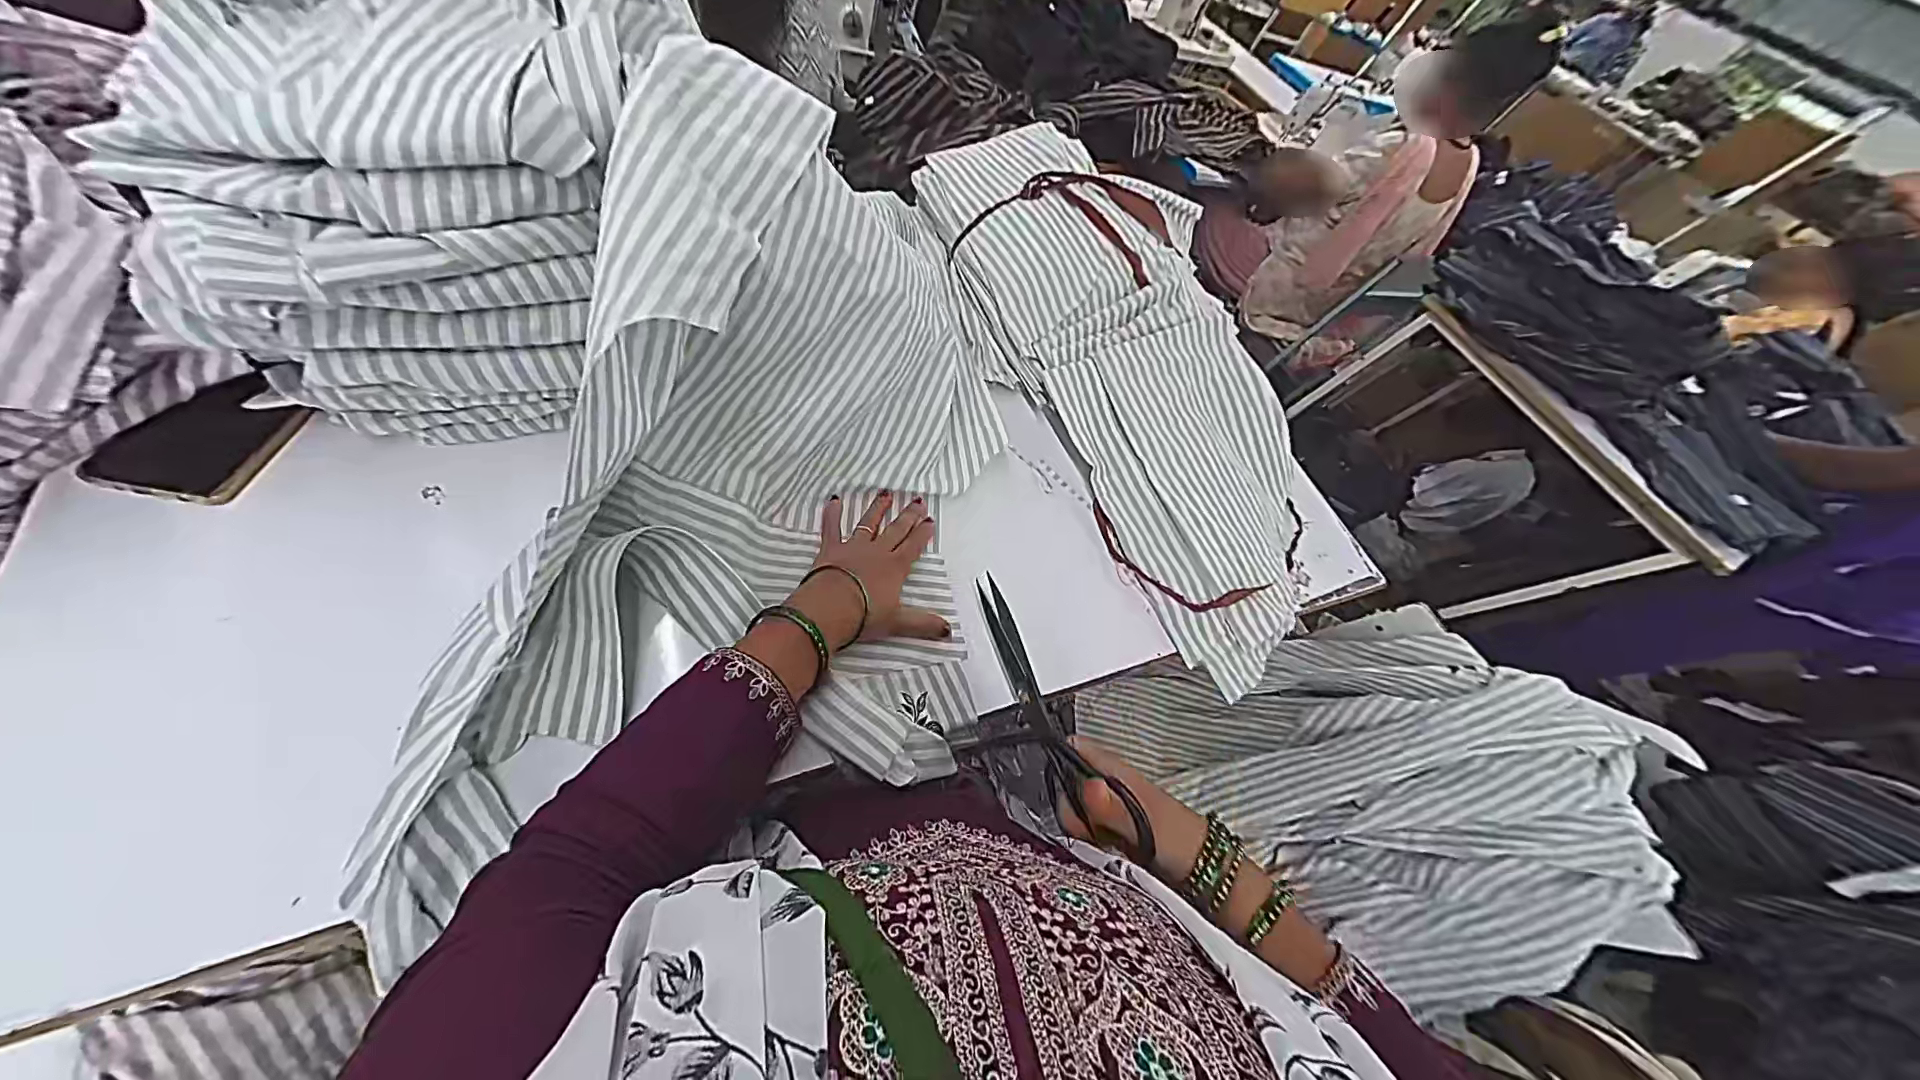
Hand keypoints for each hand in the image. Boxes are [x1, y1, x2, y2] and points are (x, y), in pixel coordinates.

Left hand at [795, 491, 949, 648]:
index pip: (913, 547)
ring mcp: (853, 548)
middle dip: (908, 516)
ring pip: (869, 524)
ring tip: (886, 495)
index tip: (929, 522)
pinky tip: (835, 500)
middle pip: (896, 530)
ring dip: (878, 509)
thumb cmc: (862, 615)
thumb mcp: (898, 622)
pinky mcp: (831, 550)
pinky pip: (832, 527)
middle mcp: (876, 553)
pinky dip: (833, 514)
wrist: (831, 608)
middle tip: (917, 503)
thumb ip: (923, 624)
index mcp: (894, 568)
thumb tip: (947, 632)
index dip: (922, 534)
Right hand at [1057, 737, 1209, 882]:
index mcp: (1114, 770)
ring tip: (1103, 843)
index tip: (1067, 796)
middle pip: (1066, 784)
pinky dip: (1087, 841)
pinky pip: (1084, 829)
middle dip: (1070, 809)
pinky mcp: (1109, 828)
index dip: (1060, 764)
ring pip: (1074, 809)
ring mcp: (1108, 806)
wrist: (1201, 871)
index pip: (1073, 749)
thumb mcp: (1142, 823)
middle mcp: (1107, 783)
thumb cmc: (1178, 839)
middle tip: (1091, 830)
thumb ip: (1111, 807)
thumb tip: (1087, 785)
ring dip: (1080, 829)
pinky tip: (1103, 851)